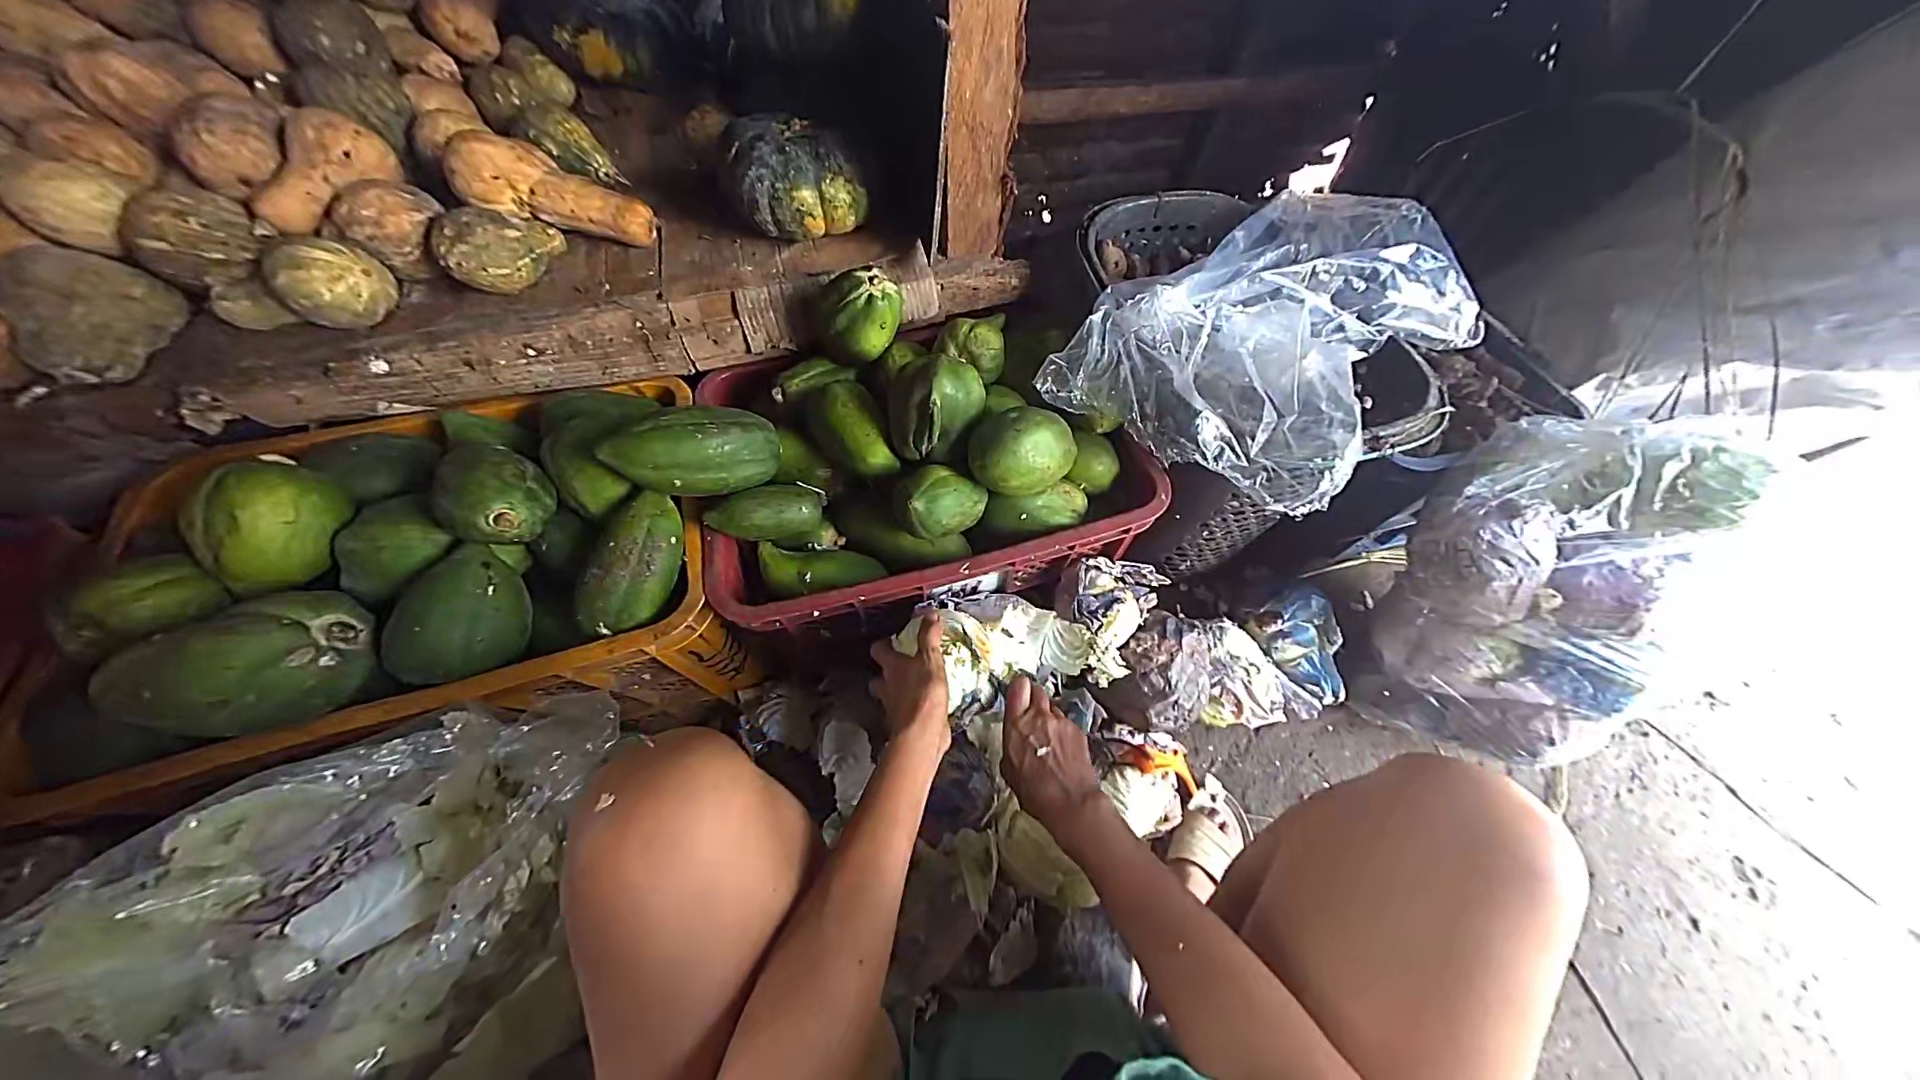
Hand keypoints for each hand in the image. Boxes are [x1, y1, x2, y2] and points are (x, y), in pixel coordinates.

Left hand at [869, 612, 949, 747]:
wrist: (922, 733)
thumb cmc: (924, 692)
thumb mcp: (931, 660)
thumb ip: (930, 637)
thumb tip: (930, 613)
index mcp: (891, 667)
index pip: (879, 649)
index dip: (884, 644)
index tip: (893, 640)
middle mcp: (886, 686)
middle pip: (878, 676)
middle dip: (886, 672)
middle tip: (902, 666)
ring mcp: (892, 707)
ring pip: (888, 695)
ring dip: (896, 691)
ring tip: (912, 687)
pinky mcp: (902, 723)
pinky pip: (902, 712)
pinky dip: (909, 708)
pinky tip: (922, 707)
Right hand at [1001, 676, 1103, 837]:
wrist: (1071, 802)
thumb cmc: (1035, 791)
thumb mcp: (1009, 769)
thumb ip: (1011, 745)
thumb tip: (1014, 741)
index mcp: (1017, 724)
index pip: (1018, 685)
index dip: (1018, 688)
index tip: (1017, 694)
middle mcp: (1040, 716)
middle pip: (1037, 690)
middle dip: (1033, 698)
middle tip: (1031, 714)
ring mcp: (1061, 722)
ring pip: (1053, 707)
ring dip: (1048, 717)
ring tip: (1048, 738)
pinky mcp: (1078, 730)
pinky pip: (1066, 723)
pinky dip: (1063, 731)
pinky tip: (1062, 749)